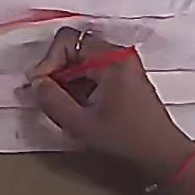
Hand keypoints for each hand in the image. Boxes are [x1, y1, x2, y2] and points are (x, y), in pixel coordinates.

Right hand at [25, 27, 194, 176]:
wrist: (161, 153)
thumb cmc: (125, 139)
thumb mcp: (80, 123)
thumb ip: (52, 100)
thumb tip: (33, 83)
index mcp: (111, 59)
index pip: (68, 41)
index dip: (48, 61)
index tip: (38, 86)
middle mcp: (119, 55)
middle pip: (74, 48)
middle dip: (55, 71)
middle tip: (45, 97)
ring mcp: (123, 65)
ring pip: (81, 61)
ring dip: (65, 80)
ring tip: (61, 107)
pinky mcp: (123, 78)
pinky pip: (92, 72)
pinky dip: (78, 86)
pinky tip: (75, 109)